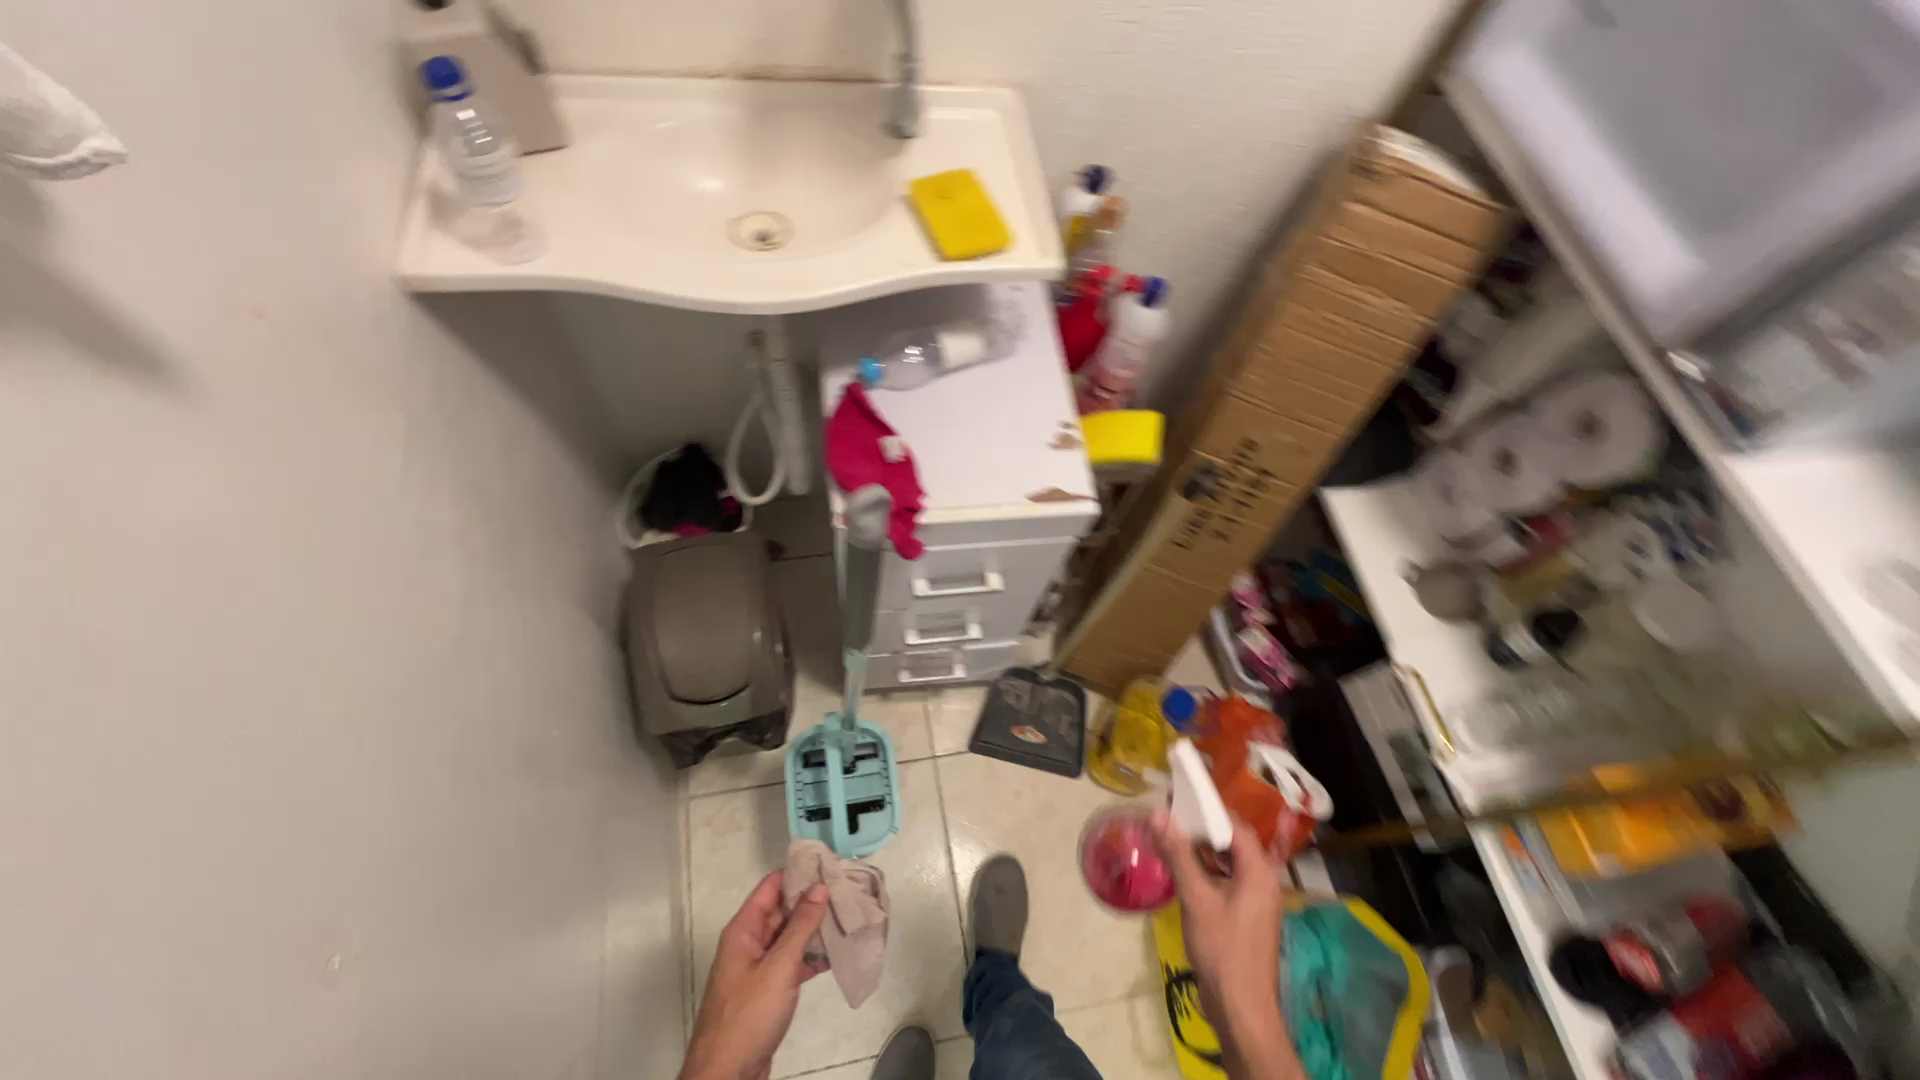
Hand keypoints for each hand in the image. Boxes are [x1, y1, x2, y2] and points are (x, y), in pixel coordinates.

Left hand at [680, 871, 831, 1079]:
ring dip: (815, 928)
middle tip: (848, 890)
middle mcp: (749, 943)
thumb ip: (800, 927)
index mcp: (743, 930)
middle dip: (812, 899)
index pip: (771, 887)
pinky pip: (792, 962)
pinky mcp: (769, 991)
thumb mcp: (778, 967)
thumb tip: (819, 887)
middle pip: (782, 910)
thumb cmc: (748, 1015)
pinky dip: (812, 956)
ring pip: (789, 937)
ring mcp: (759, 968)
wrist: (726, 1074)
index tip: (830, 864)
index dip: (798, 873)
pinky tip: (837, 953)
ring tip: (849, 916)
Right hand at [1151, 812, 1300, 1079]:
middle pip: (1232, 840)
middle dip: (1201, 826)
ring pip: (1228, 860)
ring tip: (1170, 840)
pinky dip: (1206, 870)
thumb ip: (1179, 855)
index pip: (1233, 823)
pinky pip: (1227, 879)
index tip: (1175, 798)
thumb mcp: (1196, 899)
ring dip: (1201, 849)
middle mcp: (1263, 879)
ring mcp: (1256, 899)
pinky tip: (1182, 872)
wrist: (1242, 1009)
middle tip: (1168, 817)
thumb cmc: (1223, 951)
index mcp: (1258, 870)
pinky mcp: (1246, 915)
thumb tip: (1158, 814)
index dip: (1205, 808)